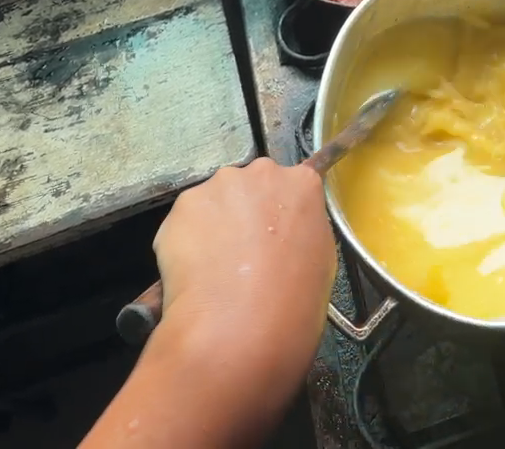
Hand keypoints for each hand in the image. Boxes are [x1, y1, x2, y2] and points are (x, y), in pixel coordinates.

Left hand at [83, 159, 334, 448]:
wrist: (238, 331)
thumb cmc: (294, 306)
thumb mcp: (321, 263)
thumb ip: (302, 233)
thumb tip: (283, 236)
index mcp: (302, 184)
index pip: (294, 186)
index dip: (280, 215)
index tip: (273, 240)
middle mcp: (262, 172)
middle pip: (251, 186)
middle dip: (246, 212)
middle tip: (243, 256)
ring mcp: (219, 185)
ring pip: (215, 201)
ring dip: (214, 226)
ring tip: (213, 271)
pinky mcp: (183, 206)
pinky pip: (185, 223)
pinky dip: (185, 244)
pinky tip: (192, 276)